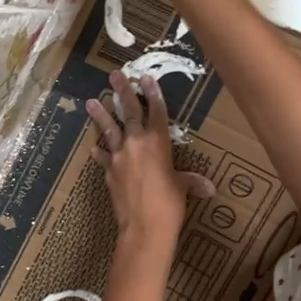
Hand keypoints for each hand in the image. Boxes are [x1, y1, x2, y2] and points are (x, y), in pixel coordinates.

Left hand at [85, 71, 215, 241]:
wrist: (144, 226)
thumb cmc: (170, 204)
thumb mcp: (183, 187)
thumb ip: (192, 182)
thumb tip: (209, 188)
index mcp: (158, 141)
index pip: (156, 110)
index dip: (152, 93)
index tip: (144, 77)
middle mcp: (136, 143)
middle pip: (128, 111)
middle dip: (122, 91)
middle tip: (114, 74)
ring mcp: (119, 156)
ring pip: (109, 129)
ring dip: (100, 114)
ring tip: (91, 101)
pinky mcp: (108, 171)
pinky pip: (103, 157)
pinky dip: (99, 152)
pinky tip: (94, 147)